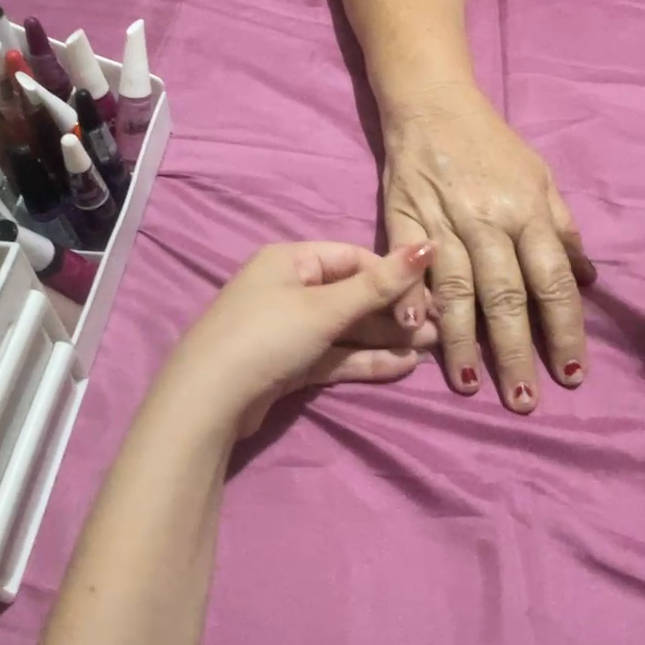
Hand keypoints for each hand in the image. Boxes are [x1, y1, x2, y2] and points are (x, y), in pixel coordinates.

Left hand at [160, 241, 440, 435]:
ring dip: (385, 337)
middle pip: (353, 293)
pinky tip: (401, 366)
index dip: (393, 277)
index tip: (426, 300)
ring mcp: (289, 327)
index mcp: (292, 259)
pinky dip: (365, 359)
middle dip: (393, 310)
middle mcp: (290, 287)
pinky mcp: (290, 362)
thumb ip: (379, 284)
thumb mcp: (325, 307)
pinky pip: (335, 354)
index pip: (355, 259)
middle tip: (435, 329)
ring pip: (347, 327)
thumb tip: (428, 244)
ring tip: (428, 347)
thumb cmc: (268, 335)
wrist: (209, 400)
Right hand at [383, 87, 594, 412]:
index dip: (565, 331)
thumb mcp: (541, 178)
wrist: (432, 105)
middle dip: (516, 352)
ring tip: (470, 385)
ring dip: (462, 340)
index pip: (554, 282)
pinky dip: (409, 296)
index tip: (571, 376)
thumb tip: (588, 280)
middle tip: (524, 402)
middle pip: (506, 295)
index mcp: (528, 212)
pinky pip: (406, 262)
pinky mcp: (401, 216)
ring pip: (456, 288)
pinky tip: (412, 331)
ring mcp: (442, 220)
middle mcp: (489, 221)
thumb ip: (563, 230)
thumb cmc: (492, 145)